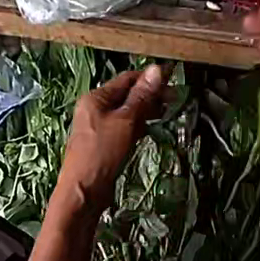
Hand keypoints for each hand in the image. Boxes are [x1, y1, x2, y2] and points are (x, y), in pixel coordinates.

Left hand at [54, 63, 167, 211]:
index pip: (127, 79)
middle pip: (126, 95)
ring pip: (126, 112)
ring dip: (145, 111)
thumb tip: (157, 69)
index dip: (150, 78)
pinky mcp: (103, 144)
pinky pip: (123, 128)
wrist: (84, 191)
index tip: (173, 80)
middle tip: (175, 99)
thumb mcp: (125, 122)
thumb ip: (141, 97)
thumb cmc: (102, 153)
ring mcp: (97, 127)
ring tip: (167, 112)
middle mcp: (94, 109)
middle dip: (150, 95)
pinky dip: (137, 126)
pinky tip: (150, 128)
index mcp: (96, 98)